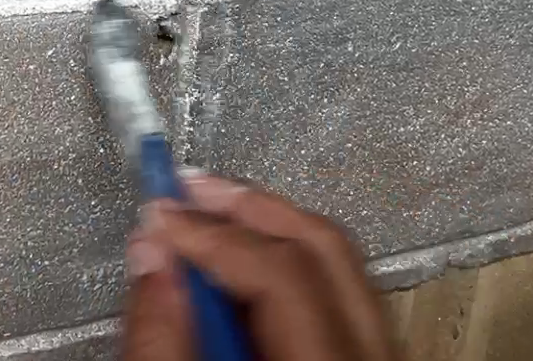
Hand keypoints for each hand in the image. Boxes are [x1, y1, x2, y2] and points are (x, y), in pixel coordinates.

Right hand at [124, 174, 397, 360]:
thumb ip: (162, 340)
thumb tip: (151, 250)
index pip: (280, 270)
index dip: (208, 231)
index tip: (157, 212)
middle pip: (323, 246)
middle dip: (243, 206)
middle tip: (184, 188)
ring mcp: (382, 360)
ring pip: (337, 260)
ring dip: (264, 225)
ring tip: (205, 215)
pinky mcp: (370, 358)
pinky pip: (340, 287)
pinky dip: (284, 260)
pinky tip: (237, 264)